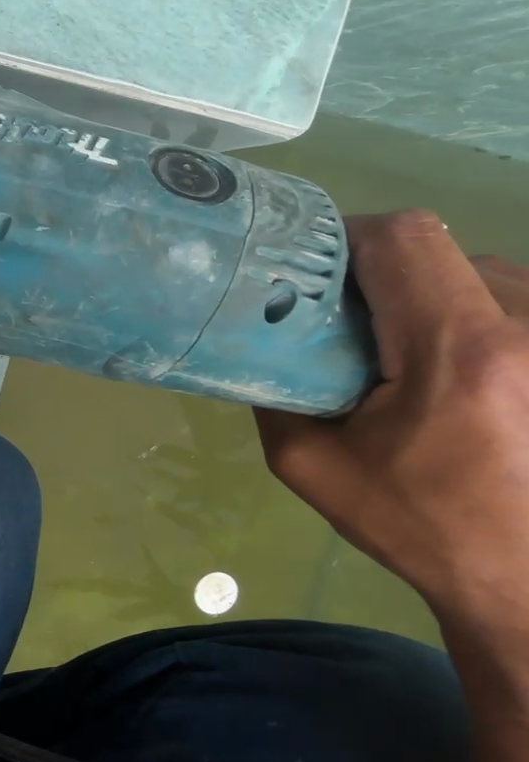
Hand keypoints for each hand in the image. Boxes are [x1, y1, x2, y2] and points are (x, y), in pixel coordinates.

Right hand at [255, 211, 528, 633]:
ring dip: (434, 301)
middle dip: (384, 280)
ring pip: (488, 275)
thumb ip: (278, 387)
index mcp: (461, 352)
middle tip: (345, 331)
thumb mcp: (306, 460)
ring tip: (405, 362)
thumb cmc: (418, 524)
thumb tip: (259, 339)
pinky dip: (478, 323)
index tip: (306, 274)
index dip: (344, 237)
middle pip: (444, 253)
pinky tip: (460, 379)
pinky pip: (519, 306)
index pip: (404, 238)